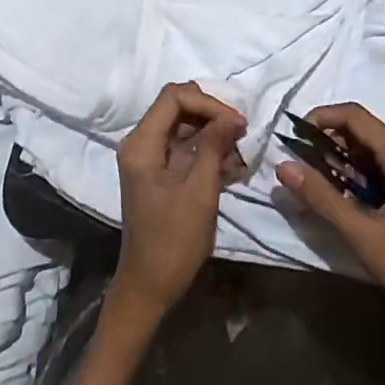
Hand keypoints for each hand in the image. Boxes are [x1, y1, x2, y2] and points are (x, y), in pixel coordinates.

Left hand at [113, 82, 246, 314]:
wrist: (149, 288)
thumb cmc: (172, 241)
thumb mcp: (199, 192)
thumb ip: (214, 148)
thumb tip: (233, 117)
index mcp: (142, 144)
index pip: (174, 97)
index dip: (207, 102)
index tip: (235, 121)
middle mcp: (142, 144)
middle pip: (179, 107)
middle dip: (213, 115)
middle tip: (242, 131)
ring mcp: (152, 158)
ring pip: (186, 126)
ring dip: (215, 134)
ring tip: (242, 151)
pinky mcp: (162, 172)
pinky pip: (187, 147)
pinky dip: (210, 150)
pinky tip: (233, 165)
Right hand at [277, 104, 384, 384]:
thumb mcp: (367, 238)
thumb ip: (323, 199)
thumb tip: (283, 166)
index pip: (355, 116)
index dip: (320, 119)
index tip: (292, 139)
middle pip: (364, 132)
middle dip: (328, 144)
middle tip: (299, 169)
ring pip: (375, 152)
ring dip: (344, 163)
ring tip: (317, 187)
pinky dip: (363, 177)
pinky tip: (348, 202)